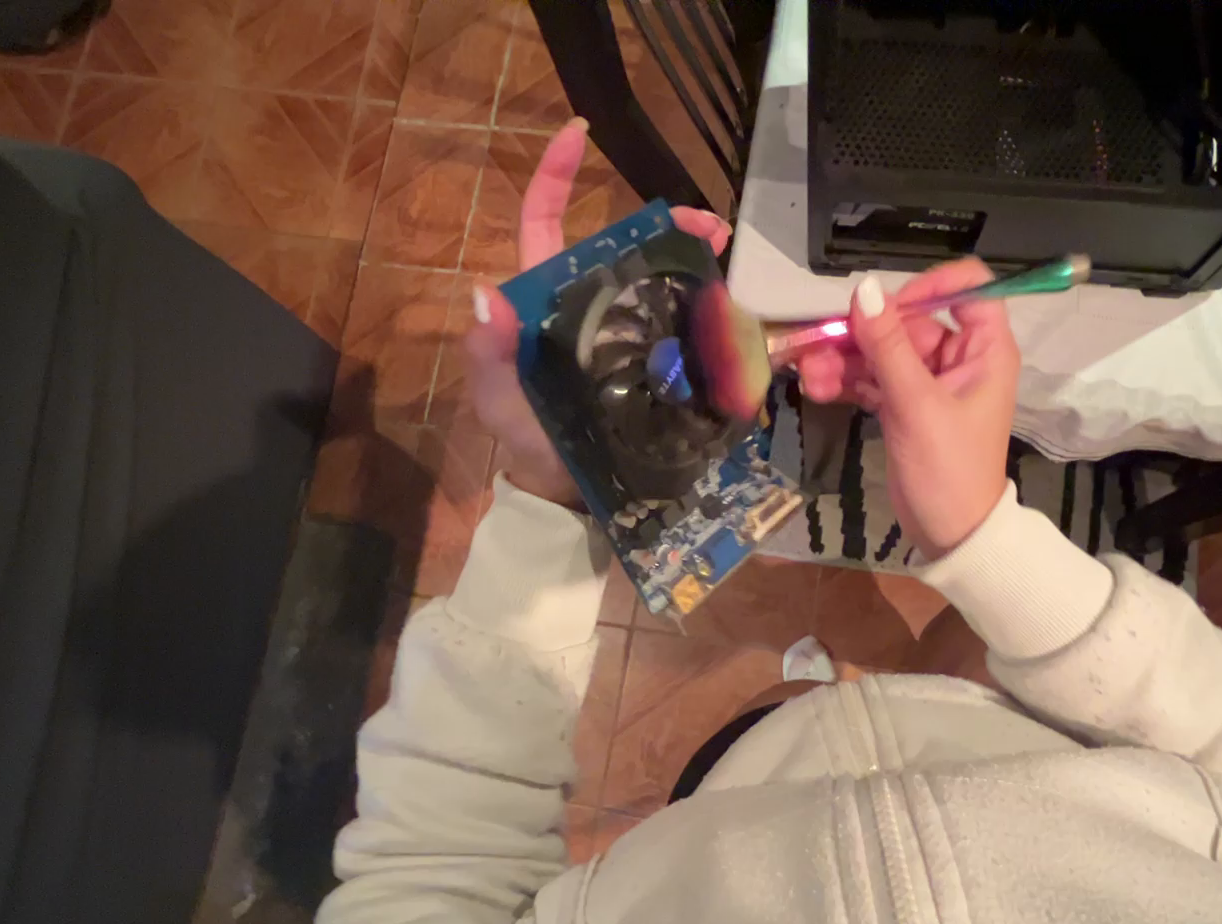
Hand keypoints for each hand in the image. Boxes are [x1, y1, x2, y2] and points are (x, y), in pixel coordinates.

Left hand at [463, 118, 731, 507]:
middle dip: (663, 224)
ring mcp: (626, 335)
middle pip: (622, 248)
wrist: (569, 491)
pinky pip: (683, 330)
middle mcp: (588, 307)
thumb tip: (486, 295)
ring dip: (694, 261)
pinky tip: (736, 308)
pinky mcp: (656, 366)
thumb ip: (487, 356)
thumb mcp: (497, 401)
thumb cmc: (528, 440)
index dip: (557, 178)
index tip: (582, 134)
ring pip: (659, 281)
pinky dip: (710, 313)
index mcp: (545, 300)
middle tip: (707, 225)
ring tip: (727, 252)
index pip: (546, 226)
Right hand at [799, 260, 1019, 557]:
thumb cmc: (948, 468)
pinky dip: (847, 382)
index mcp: (984, 349)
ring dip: (845, 359)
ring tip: (808, 373)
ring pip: (883, 352)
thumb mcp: (917, 405)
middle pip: (909, 322)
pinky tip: (817, 387)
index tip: (887, 304)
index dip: (929, 286)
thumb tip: (865, 290)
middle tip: (821, 342)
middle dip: (864, 333)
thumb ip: (888, 347)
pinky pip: (873, 380)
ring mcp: (928, 382)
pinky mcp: (903, 405)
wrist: (949, 532)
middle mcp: (958, 358)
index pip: (967, 289)